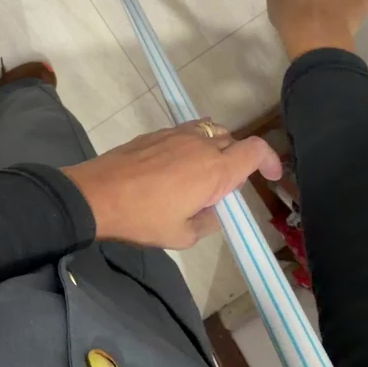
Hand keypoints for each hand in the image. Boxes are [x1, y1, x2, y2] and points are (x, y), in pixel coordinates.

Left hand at [63, 122, 282, 248]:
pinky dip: (194, 143)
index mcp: (215, 170)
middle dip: (239, 160)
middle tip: (226, 187)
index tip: (271, 176)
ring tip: (205, 172)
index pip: (255, 151)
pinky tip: (178, 166)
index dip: (269, 161)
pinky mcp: (156, 133)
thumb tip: (213, 210)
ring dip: (217, 147)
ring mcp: (177, 134)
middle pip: (234, 141)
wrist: (96, 195)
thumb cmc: (142, 218)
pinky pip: (187, 131)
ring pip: (211, 130)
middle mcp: (202, 145)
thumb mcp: (182, 235)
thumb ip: (208, 221)